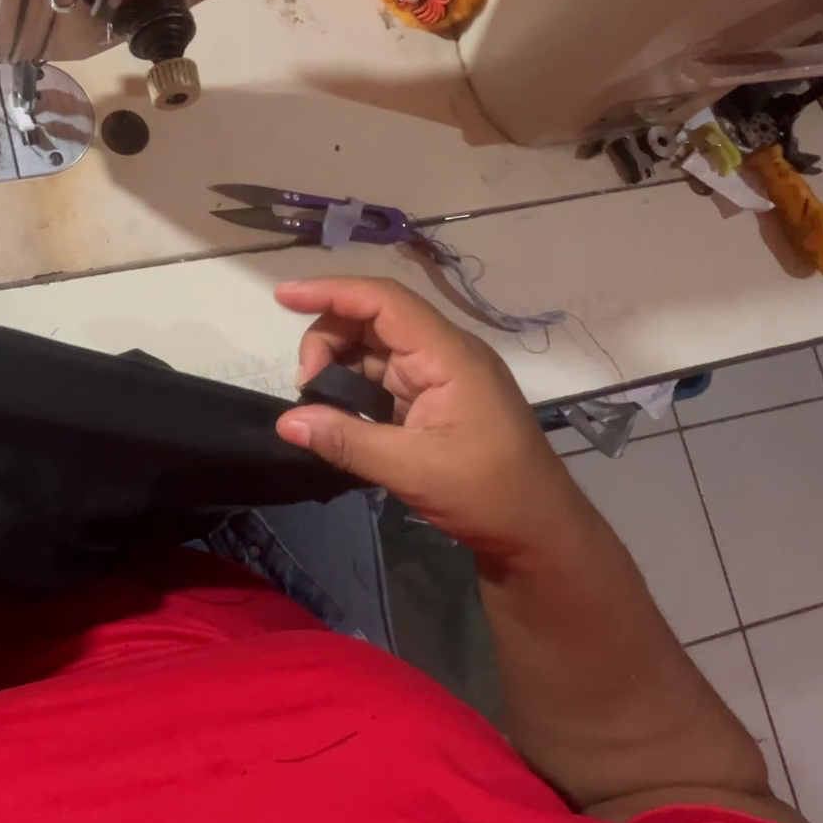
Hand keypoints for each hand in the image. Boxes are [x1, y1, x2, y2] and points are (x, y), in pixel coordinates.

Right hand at [274, 277, 585, 559]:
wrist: (537, 531)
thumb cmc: (488, 493)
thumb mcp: (412, 468)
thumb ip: (346, 440)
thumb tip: (286, 422)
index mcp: (447, 355)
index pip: (382, 301)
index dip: (330, 292)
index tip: (284, 296)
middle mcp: (441, 354)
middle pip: (371, 320)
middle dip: (327, 340)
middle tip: (306, 388)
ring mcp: (436, 376)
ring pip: (371, 349)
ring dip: (336, 368)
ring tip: (319, 408)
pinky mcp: (430, 399)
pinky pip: (380, 378)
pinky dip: (351, 390)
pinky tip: (337, 416)